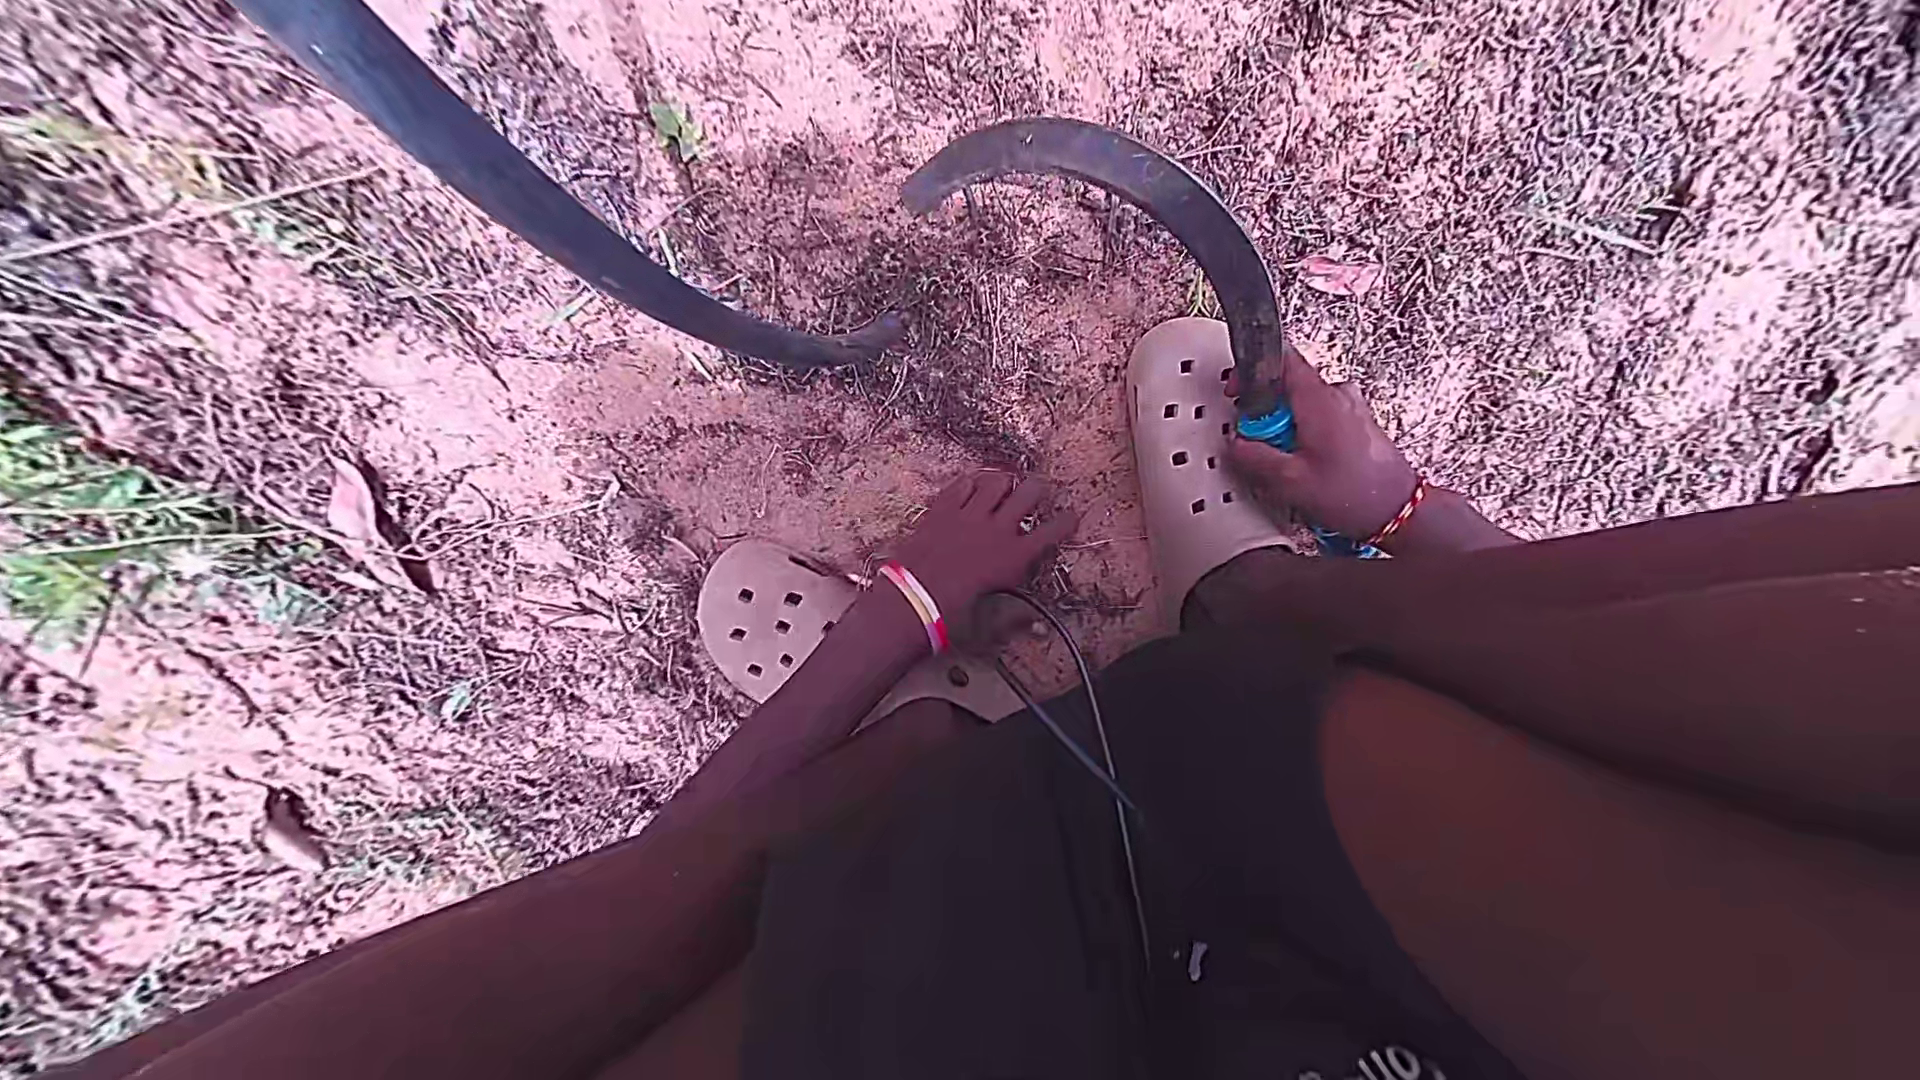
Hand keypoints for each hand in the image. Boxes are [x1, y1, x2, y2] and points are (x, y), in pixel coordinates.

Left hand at [884, 471, 1077, 637]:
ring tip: (1003, 488)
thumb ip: (1017, 620)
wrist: (912, 600)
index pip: (1052, 532)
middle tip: (1036, 492)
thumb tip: (1039, 631)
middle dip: (1038, 490)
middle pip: (1029, 493)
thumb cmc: (953, 616)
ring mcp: (969, 515)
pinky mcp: (943, 509)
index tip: (1071, 517)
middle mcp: (998, 529)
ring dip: (1004, 483)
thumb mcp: (992, 624)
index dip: (1066, 522)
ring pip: (997, 481)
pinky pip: (963, 484)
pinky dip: (971, 484)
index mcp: (1015, 557)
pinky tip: (971, 488)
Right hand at [1226, 343, 1417, 539]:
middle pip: (1286, 386)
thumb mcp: (1288, 480)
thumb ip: (1253, 456)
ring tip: (1285, 461)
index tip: (1237, 391)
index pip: (1282, 359)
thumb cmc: (1354, 494)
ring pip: (1299, 405)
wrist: (1398, 511)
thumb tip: (1234, 444)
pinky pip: (1315, 418)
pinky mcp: (1354, 422)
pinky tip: (1303, 463)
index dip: (1253, 371)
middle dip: (1264, 413)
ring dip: (1282, 428)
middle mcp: (1338, 395)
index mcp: (1320, 399)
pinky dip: (1300, 435)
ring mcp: (1349, 407)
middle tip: (1260, 444)